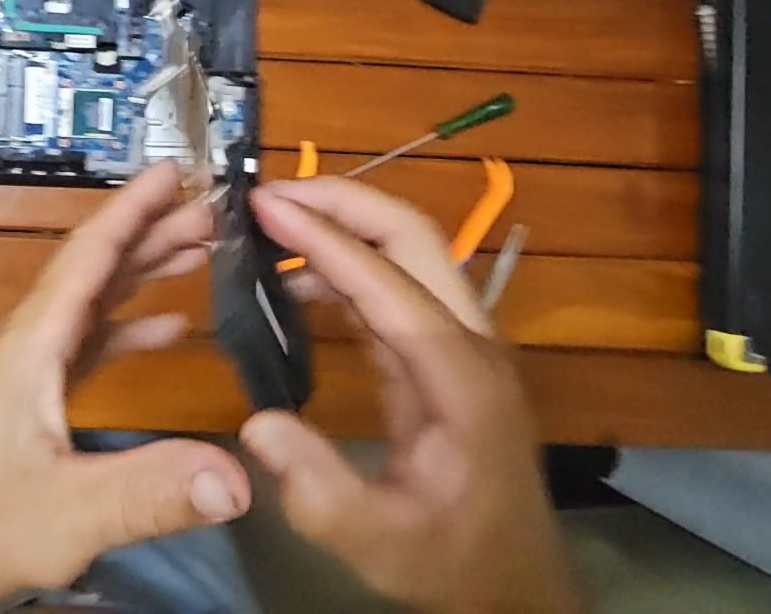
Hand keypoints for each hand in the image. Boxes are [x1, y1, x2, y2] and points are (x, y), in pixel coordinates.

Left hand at [0, 163, 251, 613]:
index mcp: (30, 341)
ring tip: (194, 254)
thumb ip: (148, 492)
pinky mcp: (19, 396)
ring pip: (87, 301)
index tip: (172, 172)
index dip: (133, 209)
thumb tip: (238, 478)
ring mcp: (19, 366)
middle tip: (208, 213)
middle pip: (93, 268)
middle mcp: (23, 338)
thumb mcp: (60, 515)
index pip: (88, 254)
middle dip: (150, 234)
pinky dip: (121, 327)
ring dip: (139, 274)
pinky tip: (160, 331)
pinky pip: (79, 342)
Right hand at [242, 178, 582, 613]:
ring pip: (406, 248)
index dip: (322, 237)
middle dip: (340, 201)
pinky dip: (343, 262)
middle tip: (268, 196)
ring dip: (341, 224)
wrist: (513, 586)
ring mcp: (460, 339)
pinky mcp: (441, 349)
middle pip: (413, 235)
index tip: (263, 206)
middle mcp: (470, 340)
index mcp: (460, 376)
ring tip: (273, 226)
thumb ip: (319, 489)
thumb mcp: (378, 543)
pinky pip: (392, 282)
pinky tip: (297, 279)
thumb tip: (256, 422)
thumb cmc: (450, 561)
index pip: (387, 280)